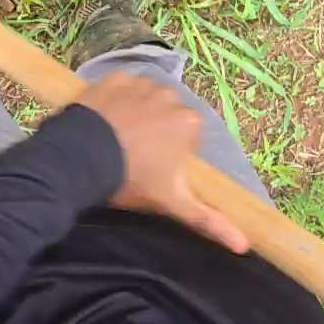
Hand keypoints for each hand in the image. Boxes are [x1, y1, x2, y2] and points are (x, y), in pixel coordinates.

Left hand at [73, 73, 248, 254]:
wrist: (80, 159)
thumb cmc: (132, 180)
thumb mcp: (172, 203)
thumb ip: (209, 221)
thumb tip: (244, 246)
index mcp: (190, 123)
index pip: (186, 137)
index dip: (170, 152)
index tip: (152, 166)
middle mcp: (171, 96)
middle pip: (166, 115)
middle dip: (155, 130)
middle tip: (132, 153)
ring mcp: (141, 83)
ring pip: (144, 98)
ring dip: (135, 112)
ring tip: (116, 137)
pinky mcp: (114, 78)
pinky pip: (121, 86)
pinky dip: (115, 99)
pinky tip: (105, 118)